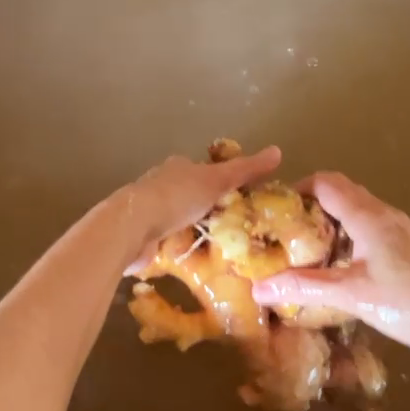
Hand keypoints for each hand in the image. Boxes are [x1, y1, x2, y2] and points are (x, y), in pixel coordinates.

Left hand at [113, 146, 281, 270]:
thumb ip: (245, 169)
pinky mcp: (144, 236)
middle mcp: (162, 185)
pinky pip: (170, 241)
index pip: (206, 170)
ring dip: (196, 230)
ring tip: (224, 248)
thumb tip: (278, 150)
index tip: (242, 198)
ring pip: (181, 219)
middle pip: (193, 195)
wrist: (131, 228)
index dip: (224, 181)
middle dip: (210, 209)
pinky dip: (182, 247)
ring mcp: (151, 211)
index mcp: (178, 167)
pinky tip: (198, 259)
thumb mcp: (216, 180)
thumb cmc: (175, 197)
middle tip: (237, 228)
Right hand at [251, 172, 409, 364]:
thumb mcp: (351, 295)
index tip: (275, 211)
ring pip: (356, 211)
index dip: (297, 189)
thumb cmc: (409, 303)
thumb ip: (305, 287)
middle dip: (310, 207)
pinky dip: (348, 236)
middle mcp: (384, 214)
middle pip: (340, 193)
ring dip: (330, 223)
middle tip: (284, 233)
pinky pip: (369, 228)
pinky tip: (340, 267)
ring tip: (305, 251)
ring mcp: (399, 229)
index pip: (325, 182)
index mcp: (368, 216)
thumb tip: (258, 288)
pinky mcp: (408, 247)